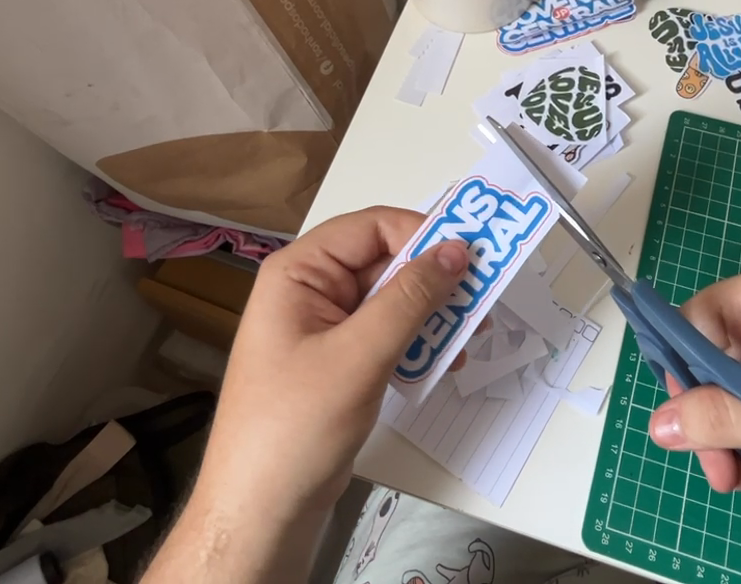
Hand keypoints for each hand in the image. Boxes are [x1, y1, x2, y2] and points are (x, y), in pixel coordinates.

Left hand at [147, 206, 466, 583]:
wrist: (260, 513)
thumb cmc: (296, 427)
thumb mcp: (360, 355)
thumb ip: (410, 299)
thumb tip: (457, 250)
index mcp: (300, 271)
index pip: (371, 227)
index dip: (421, 235)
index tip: (467, 257)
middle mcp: (311, 288)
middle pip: (385, 262)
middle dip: (433, 280)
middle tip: (480, 298)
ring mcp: (325, 325)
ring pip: (392, 298)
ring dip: (431, 314)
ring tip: (467, 337)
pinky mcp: (340, 358)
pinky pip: (387, 331)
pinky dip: (417, 341)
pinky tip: (441, 363)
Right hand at [647, 269, 740, 493]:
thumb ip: (724, 418)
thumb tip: (657, 425)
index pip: (692, 322)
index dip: (682, 370)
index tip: (687, 424)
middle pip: (707, 360)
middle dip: (706, 416)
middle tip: (718, 472)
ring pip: (727, 388)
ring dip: (726, 434)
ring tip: (739, 480)